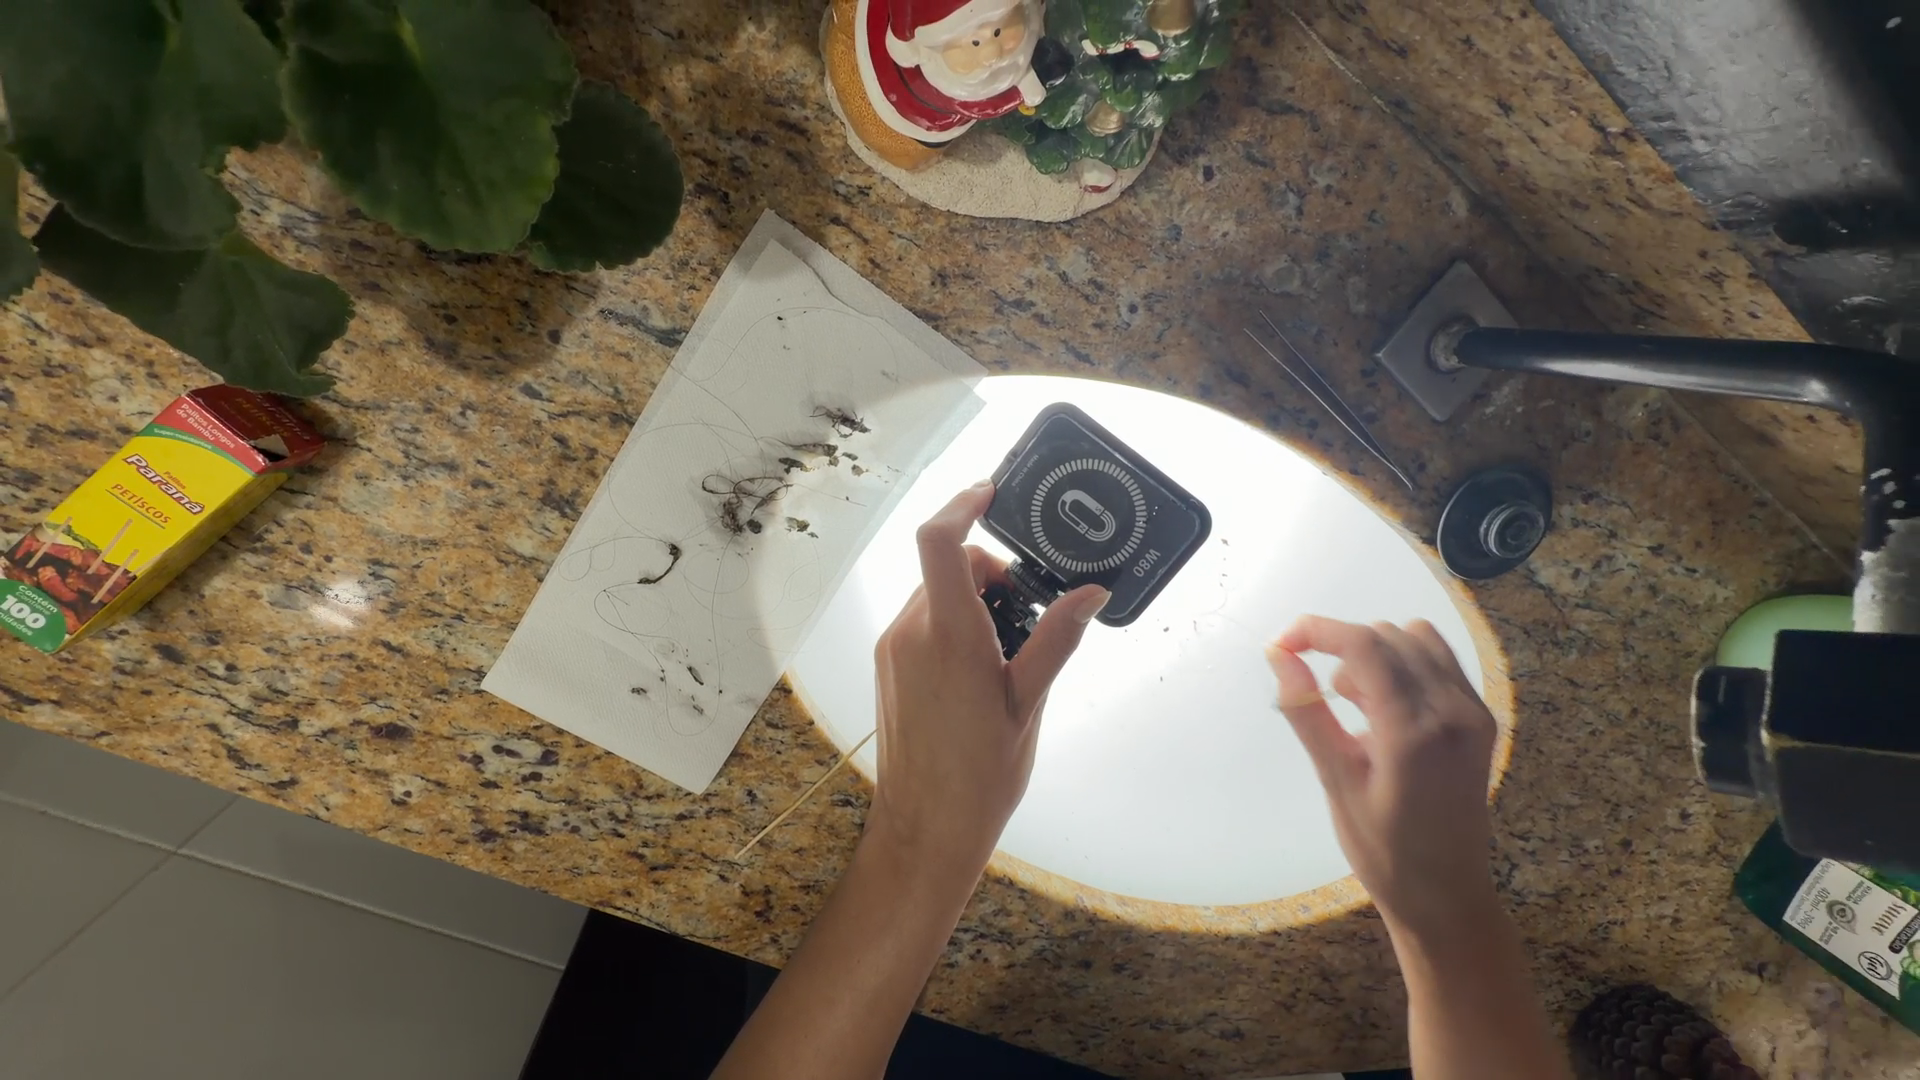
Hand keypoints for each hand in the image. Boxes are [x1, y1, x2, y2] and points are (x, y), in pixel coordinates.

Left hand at [867, 481, 1109, 883]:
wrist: (924, 829)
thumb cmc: (982, 773)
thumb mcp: (1030, 703)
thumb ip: (1056, 639)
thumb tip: (1091, 593)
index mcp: (949, 636)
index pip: (941, 542)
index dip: (963, 503)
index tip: (993, 492)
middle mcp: (911, 632)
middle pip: (947, 567)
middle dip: (990, 576)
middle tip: (1025, 619)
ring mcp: (893, 649)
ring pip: (935, 594)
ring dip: (971, 602)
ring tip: (1004, 657)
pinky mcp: (887, 666)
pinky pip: (921, 622)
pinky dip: (951, 624)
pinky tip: (978, 672)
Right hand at [1267, 616, 1498, 938]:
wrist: (1447, 895)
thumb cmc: (1381, 848)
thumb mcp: (1335, 781)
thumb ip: (1307, 712)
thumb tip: (1277, 655)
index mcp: (1414, 730)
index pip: (1364, 645)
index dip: (1315, 630)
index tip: (1281, 647)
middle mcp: (1453, 710)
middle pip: (1386, 636)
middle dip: (1340, 648)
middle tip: (1319, 695)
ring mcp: (1473, 712)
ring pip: (1413, 639)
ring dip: (1372, 655)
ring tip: (1355, 705)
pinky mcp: (1480, 718)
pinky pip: (1436, 659)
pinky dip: (1401, 663)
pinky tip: (1384, 704)